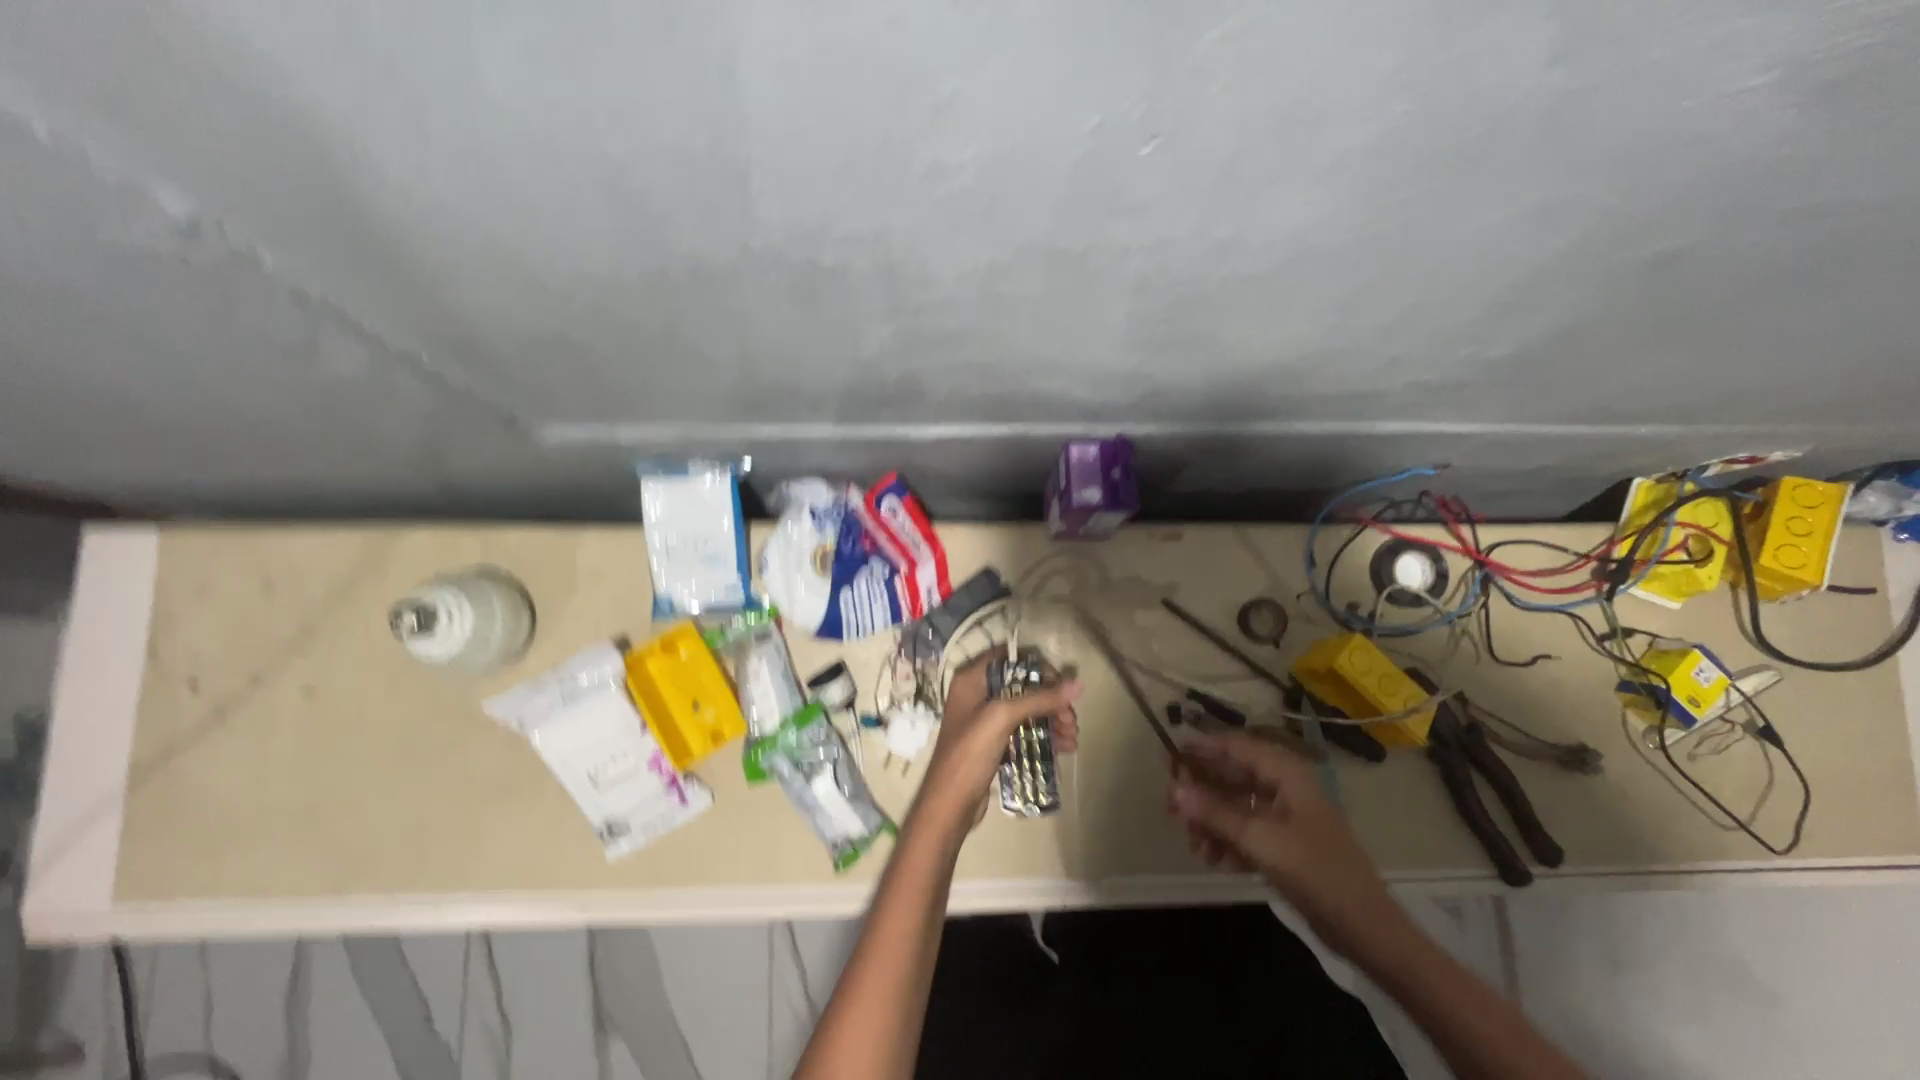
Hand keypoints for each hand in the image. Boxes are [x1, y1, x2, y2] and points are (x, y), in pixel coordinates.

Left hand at [921, 653, 1079, 812]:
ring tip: (1073, 737)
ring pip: (1027, 710)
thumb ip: (1039, 698)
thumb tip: (1078, 684)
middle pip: (1023, 685)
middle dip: (1051, 700)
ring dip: (1052, 719)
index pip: (1010, 657)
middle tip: (1071, 719)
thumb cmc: (970, 753)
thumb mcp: (1002, 717)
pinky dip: (1045, 736)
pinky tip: (1066, 748)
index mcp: (971, 679)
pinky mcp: (994, 743)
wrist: (949, 804)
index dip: (1038, 667)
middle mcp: (978, 695)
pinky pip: (1024, 731)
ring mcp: (986, 720)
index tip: (1061, 685)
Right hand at [1168, 731, 1394, 948]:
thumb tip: (1175, 789)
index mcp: (1287, 773)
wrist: (1363, 925)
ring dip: (1213, 824)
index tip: (1167, 757)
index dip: (1201, 748)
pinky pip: (1247, 831)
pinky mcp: (1286, 843)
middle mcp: (1286, 787)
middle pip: (1232, 776)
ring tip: (1198, 849)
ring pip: (1236, 806)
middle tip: (1171, 812)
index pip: (1236, 746)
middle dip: (1202, 793)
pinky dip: (1230, 842)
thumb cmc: (1315, 872)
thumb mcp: (1260, 840)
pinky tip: (1220, 863)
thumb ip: (1215, 813)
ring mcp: (1286, 816)